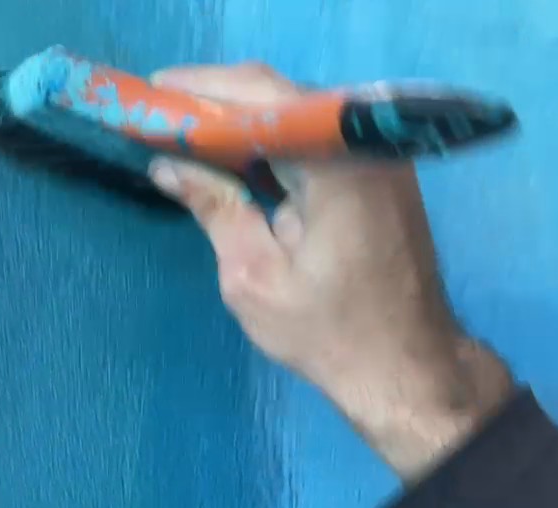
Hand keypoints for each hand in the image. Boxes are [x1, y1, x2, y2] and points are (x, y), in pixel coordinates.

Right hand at [148, 64, 512, 481]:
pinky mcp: (381, 173)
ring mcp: (381, 153)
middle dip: (218, 104)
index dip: (200, 92)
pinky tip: (239, 159)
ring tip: (189, 136)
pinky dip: (275, 144)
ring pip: (300, 117)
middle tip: (162, 118)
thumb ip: (215, 209)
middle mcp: (366, 139)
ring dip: (245, 124)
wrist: (404, 365)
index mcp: (337, 160)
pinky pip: (319, 140)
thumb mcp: (253, 278)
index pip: (259, 98)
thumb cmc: (326, 333)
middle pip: (281, 98)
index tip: (152, 97)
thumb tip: (169, 166)